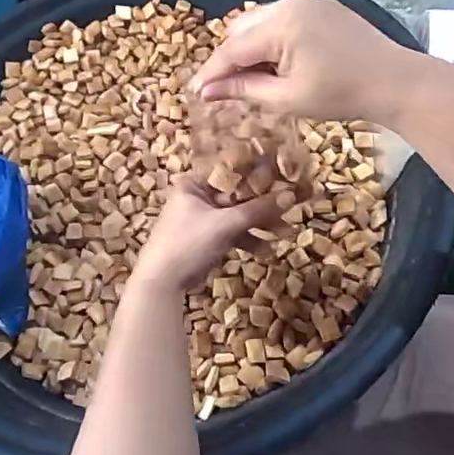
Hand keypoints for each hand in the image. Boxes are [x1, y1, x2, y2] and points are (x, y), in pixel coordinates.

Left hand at [132, 179, 279, 293]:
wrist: (162, 282)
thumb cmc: (188, 242)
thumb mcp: (225, 224)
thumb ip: (258, 209)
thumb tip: (291, 195)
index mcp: (194, 183)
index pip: (231, 172)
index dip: (258, 175)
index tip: (284, 177)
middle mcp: (198, 196)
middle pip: (238, 195)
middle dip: (263, 204)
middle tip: (290, 205)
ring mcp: (204, 218)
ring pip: (238, 216)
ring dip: (260, 224)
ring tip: (285, 231)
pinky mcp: (208, 238)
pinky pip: (233, 233)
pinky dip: (248, 240)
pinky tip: (267, 250)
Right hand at [190, 0, 426, 123]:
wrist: (394, 81)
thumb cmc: (341, 95)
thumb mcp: (287, 99)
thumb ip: (244, 90)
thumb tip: (207, 90)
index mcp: (281, 25)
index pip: (232, 48)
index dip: (211, 71)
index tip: (194, 91)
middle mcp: (289, 3)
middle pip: (241, 28)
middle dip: (228, 56)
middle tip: (223, 86)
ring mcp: (307, 0)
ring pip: (259, 20)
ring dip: (248, 45)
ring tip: (251, 76)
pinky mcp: (320, 4)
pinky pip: (281, 17)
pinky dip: (269, 37)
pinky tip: (276, 61)